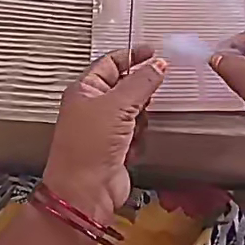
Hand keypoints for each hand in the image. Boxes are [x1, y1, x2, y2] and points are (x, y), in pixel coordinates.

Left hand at [41, 48, 168, 221]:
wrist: (86, 191)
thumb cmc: (89, 146)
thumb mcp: (118, 105)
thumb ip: (141, 82)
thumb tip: (158, 64)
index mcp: (85, 89)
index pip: (111, 62)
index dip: (133, 56)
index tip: (155, 54)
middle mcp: (92, 106)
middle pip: (126, 88)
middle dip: (139, 96)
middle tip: (145, 100)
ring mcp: (104, 128)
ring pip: (135, 112)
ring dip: (139, 121)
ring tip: (132, 131)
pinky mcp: (116, 148)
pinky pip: (137, 133)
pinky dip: (137, 140)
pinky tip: (129, 149)